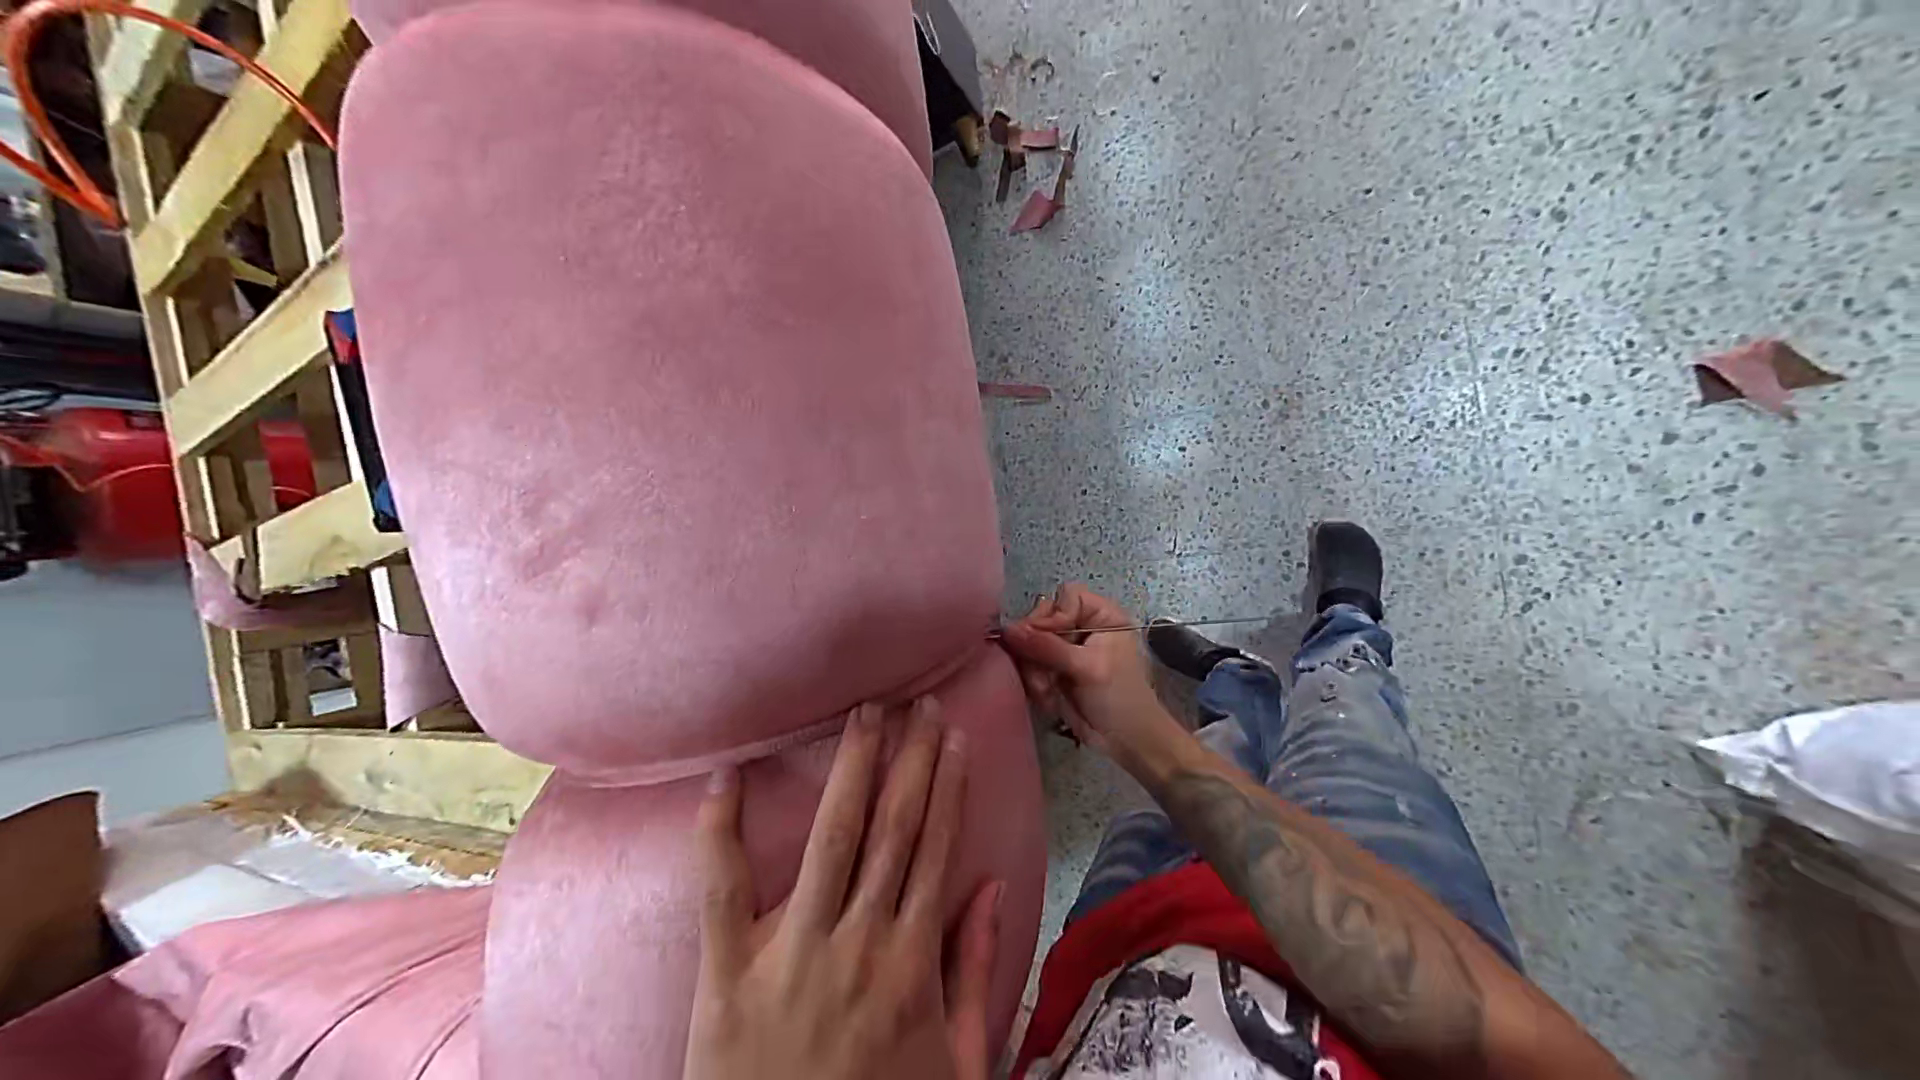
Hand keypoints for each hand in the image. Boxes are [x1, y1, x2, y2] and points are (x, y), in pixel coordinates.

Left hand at [684, 698, 1003, 1079]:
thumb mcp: (958, 1065)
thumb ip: (975, 972)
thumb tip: (992, 885)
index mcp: (912, 964)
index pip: (936, 850)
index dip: (948, 787)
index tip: (954, 737)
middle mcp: (858, 943)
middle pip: (893, 829)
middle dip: (911, 758)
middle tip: (919, 704)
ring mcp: (790, 953)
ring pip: (831, 838)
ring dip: (852, 768)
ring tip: (865, 714)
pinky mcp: (726, 973)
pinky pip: (721, 887)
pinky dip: (719, 828)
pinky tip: (728, 774)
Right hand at [998, 584, 1184, 772]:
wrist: (1126, 741)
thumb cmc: (1119, 698)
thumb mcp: (1087, 668)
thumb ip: (1048, 647)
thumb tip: (1009, 630)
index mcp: (1102, 616)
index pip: (1065, 597)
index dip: (1052, 615)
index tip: (1044, 639)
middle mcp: (1082, 626)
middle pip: (1043, 619)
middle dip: (1037, 648)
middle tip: (1041, 671)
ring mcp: (1066, 648)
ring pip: (1031, 644)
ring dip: (1035, 670)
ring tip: (1047, 690)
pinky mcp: (1054, 669)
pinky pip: (1030, 665)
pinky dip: (1035, 681)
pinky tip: (1047, 697)